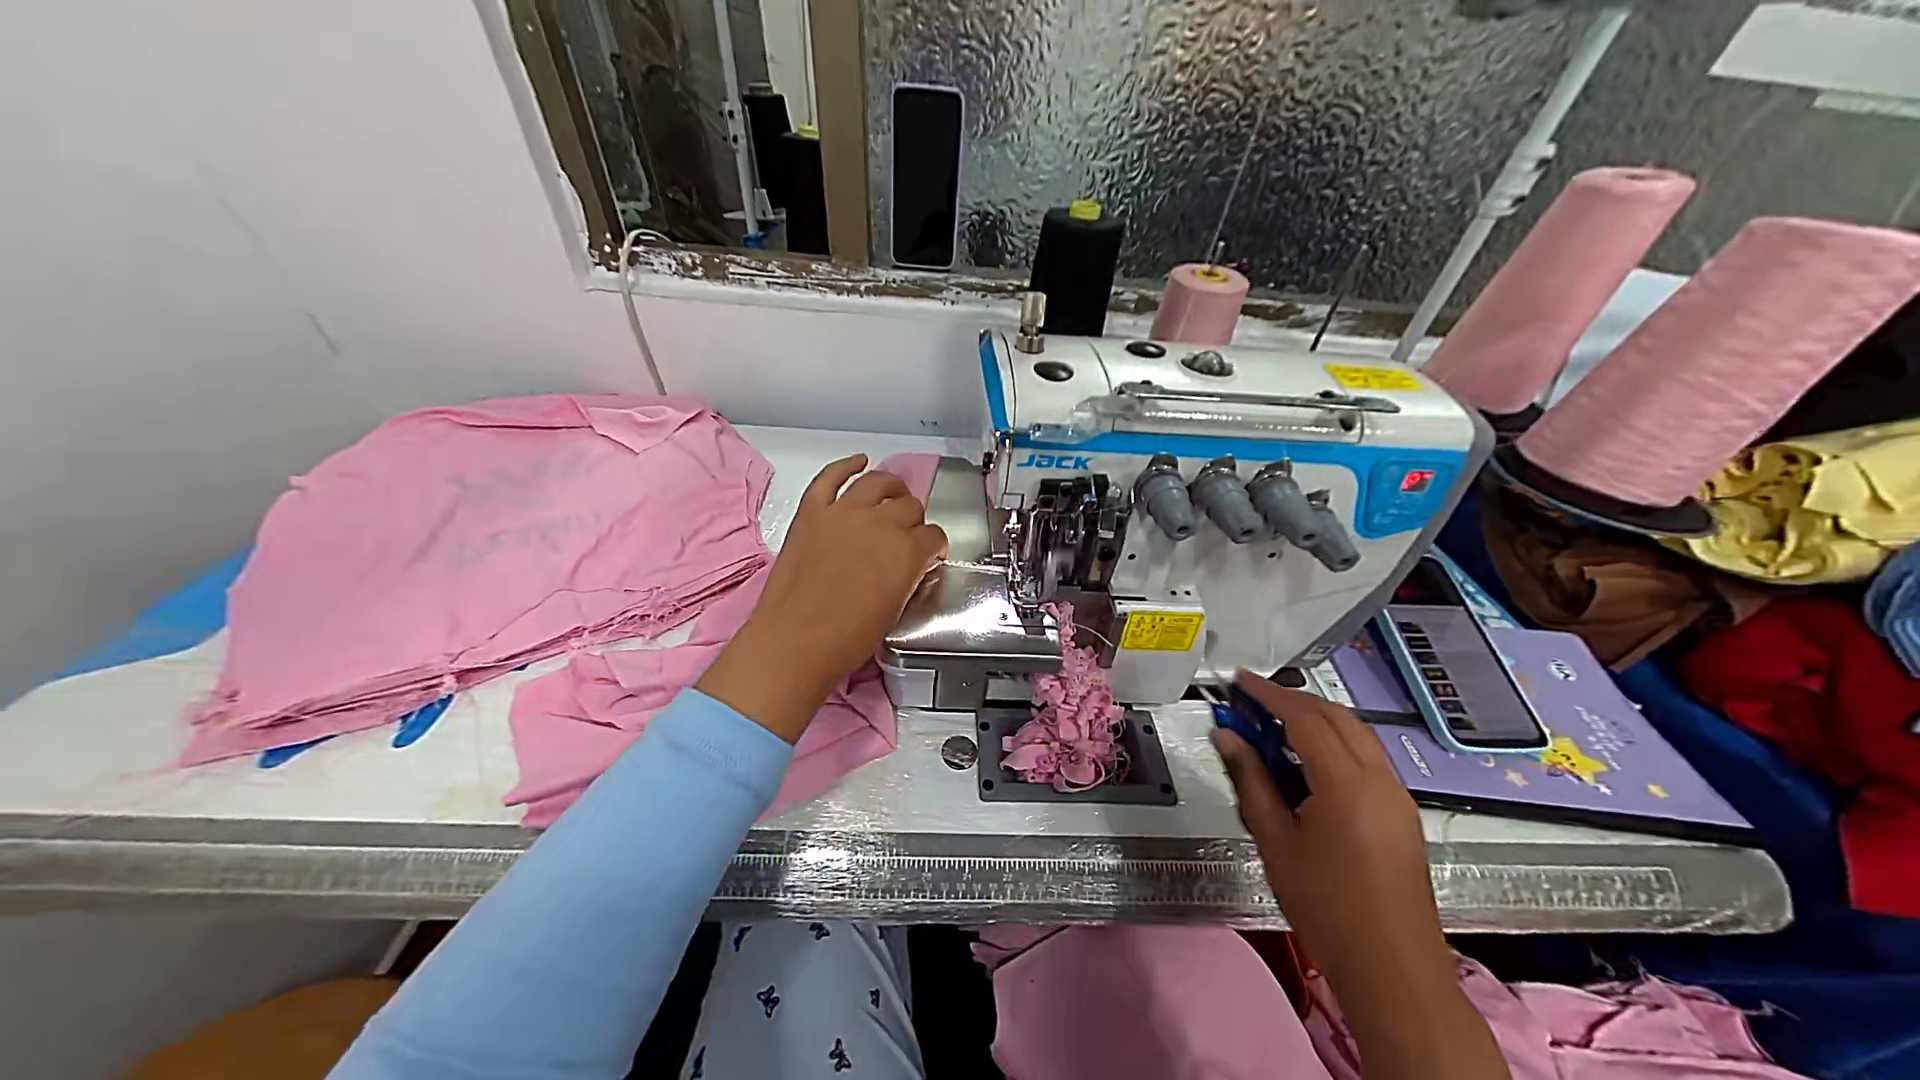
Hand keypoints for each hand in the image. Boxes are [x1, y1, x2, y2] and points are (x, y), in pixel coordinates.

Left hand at [697, 455, 946, 742]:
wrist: (794, 642)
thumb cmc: (847, 639)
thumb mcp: (894, 610)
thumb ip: (907, 577)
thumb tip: (910, 565)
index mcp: (906, 552)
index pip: (933, 536)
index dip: (933, 547)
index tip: (928, 556)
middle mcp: (880, 523)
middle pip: (910, 506)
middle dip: (914, 520)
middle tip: (906, 534)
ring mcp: (843, 512)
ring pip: (878, 482)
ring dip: (891, 488)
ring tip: (893, 495)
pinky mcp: (812, 511)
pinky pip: (831, 476)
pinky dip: (847, 465)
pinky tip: (860, 461)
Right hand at [1213, 671, 1508, 1079]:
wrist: (1392, 967)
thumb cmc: (1324, 905)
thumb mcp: (1275, 839)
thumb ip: (1251, 779)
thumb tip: (1226, 736)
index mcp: (1346, 783)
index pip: (1305, 717)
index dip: (1269, 694)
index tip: (1238, 680)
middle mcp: (1380, 779)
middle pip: (1337, 717)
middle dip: (1293, 700)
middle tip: (1252, 701)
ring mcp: (1398, 795)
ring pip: (1357, 734)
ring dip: (1316, 720)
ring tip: (1274, 728)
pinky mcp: (1402, 812)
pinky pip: (1367, 758)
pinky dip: (1334, 744)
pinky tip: (1307, 764)